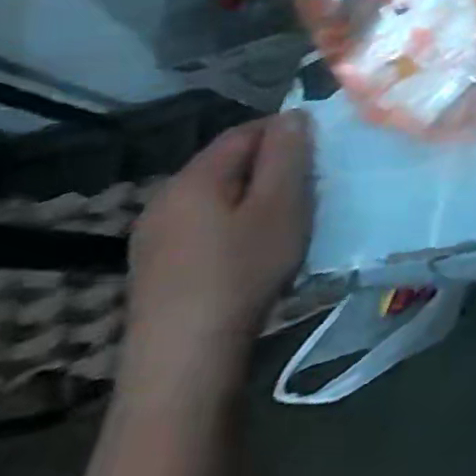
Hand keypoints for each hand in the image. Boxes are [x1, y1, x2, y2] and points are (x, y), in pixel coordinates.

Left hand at [124, 111, 312, 371]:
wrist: (184, 360)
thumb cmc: (241, 272)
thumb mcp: (280, 207)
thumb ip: (288, 156)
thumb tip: (292, 115)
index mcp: (193, 177)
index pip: (244, 131)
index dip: (286, 130)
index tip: (322, 148)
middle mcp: (165, 197)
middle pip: (227, 163)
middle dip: (271, 166)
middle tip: (311, 185)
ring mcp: (153, 235)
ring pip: (216, 196)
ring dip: (254, 197)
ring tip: (289, 219)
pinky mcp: (156, 268)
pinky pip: (204, 226)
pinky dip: (234, 225)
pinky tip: (253, 251)